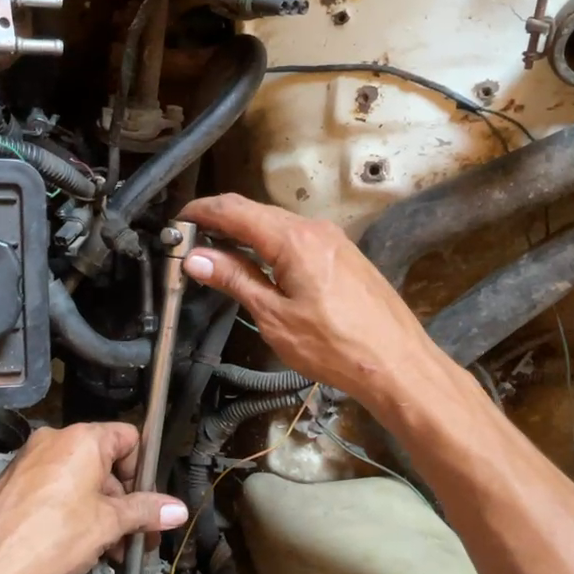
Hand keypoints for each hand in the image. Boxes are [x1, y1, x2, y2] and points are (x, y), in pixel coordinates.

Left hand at [0, 422, 185, 573]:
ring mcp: (28, 461)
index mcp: (81, 439)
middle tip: (133, 540)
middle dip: (122, 502)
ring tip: (108, 553)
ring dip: (99, 513)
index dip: (143, 472)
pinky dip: (71, 513)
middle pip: (103, 464)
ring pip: (78, 481)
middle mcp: (53, 440)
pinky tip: (75, 549)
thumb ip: (145, 511)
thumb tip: (179, 509)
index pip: (128, 438)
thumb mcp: (109, 524)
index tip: (148, 505)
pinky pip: (52, 491)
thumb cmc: (56, 538)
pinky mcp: (11, 485)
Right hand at [178, 193, 442, 405]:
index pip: (234, 210)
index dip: (201, 211)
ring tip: (215, 252)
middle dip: (219, 220)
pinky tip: (256, 262)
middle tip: (189, 241)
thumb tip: (197, 258)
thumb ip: (235, 280)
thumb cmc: (335, 346)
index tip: (176, 221)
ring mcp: (332, 239)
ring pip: (276, 223)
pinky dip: (268, 242)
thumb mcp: (274, 316)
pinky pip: (296, 237)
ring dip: (243, 232)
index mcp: (293, 239)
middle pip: (255, 211)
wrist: (396, 363)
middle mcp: (314, 228)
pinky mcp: (342, 254)